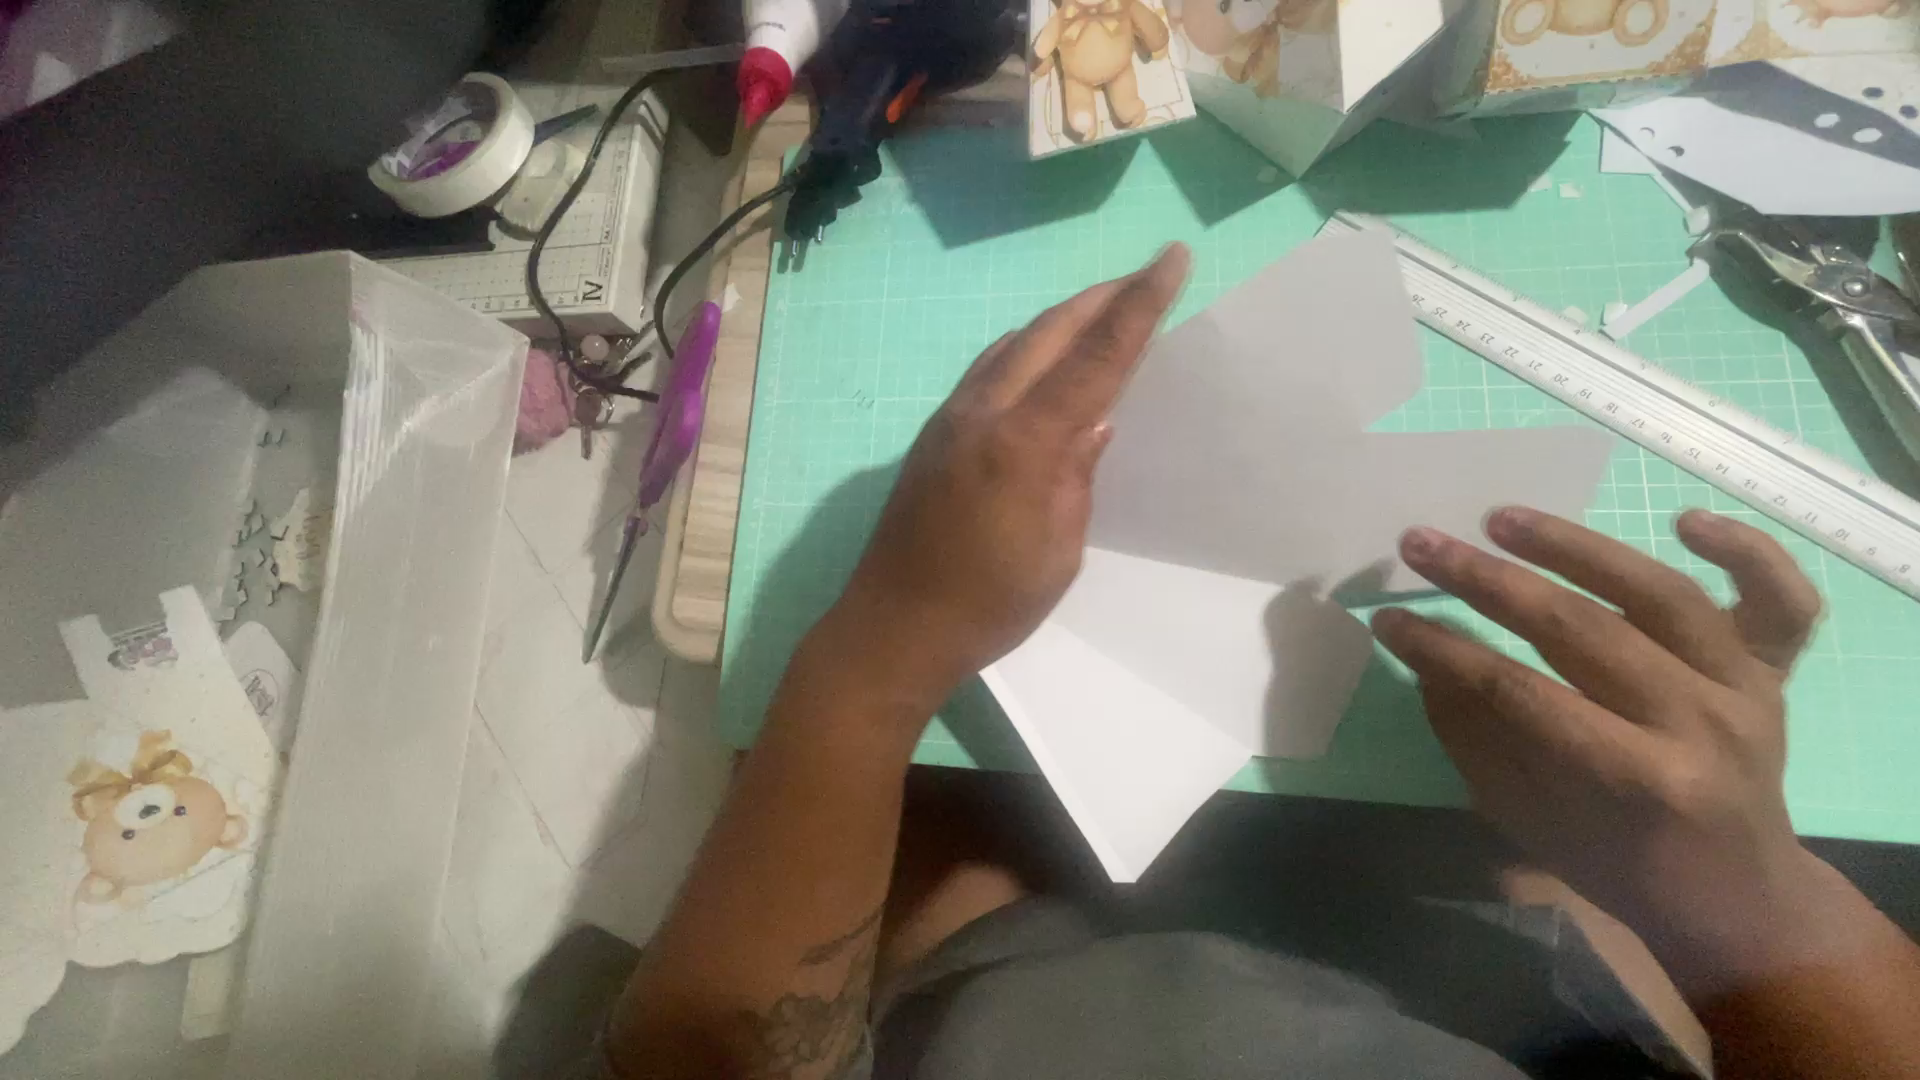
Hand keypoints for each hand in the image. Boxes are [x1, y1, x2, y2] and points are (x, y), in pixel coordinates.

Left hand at [822, 245, 1190, 708]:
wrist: (894, 627)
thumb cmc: (988, 605)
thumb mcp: (1057, 552)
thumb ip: (1077, 477)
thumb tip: (1095, 422)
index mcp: (1024, 443)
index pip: (1095, 358)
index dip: (1139, 306)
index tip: (1173, 257)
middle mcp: (982, 413)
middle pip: (1048, 332)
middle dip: (1101, 298)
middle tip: (1144, 278)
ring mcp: (948, 419)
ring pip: (1012, 344)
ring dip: (1060, 321)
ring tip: (1100, 313)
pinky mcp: (931, 434)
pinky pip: (987, 370)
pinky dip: (1024, 350)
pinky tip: (1040, 361)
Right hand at [1371, 507, 1828, 986]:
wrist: (1730, 894)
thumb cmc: (1606, 858)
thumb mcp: (1515, 809)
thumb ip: (1471, 730)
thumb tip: (1430, 659)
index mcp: (1631, 778)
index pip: (1515, 690)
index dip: (1441, 651)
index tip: (1386, 620)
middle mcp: (1697, 724)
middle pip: (1580, 630)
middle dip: (1486, 582)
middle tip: (1420, 545)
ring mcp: (1744, 691)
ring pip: (1660, 596)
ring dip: (1574, 547)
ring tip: (1501, 519)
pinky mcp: (1773, 674)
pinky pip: (1781, 605)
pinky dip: (1748, 554)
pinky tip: (1685, 520)